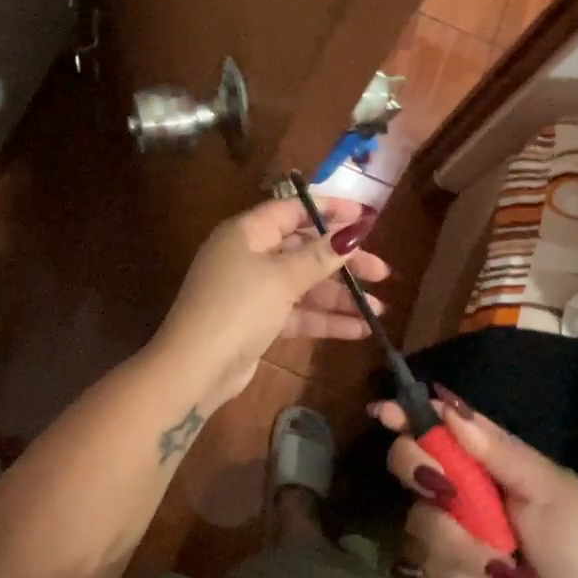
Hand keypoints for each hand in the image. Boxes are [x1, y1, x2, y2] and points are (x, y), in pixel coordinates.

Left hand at [153, 196, 388, 405]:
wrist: (195, 367)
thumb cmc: (237, 308)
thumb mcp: (281, 278)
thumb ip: (320, 255)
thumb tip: (355, 231)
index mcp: (247, 233)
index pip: (293, 210)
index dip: (331, 211)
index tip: (366, 219)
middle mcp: (249, 256)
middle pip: (303, 249)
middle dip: (343, 262)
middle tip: (382, 273)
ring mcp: (253, 291)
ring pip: (304, 285)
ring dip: (340, 296)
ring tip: (379, 310)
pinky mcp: (258, 322)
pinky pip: (297, 312)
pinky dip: (325, 319)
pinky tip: (358, 330)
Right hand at [374, 396, 577, 577]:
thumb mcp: (552, 492)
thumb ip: (501, 451)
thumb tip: (448, 409)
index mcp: (494, 462)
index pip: (445, 427)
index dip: (412, 415)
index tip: (383, 411)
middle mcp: (464, 490)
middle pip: (412, 460)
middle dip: (418, 468)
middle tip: (444, 488)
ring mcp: (450, 530)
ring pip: (419, 513)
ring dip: (458, 538)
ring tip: (500, 562)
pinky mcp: (442, 570)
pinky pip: (428, 555)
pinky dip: (462, 568)